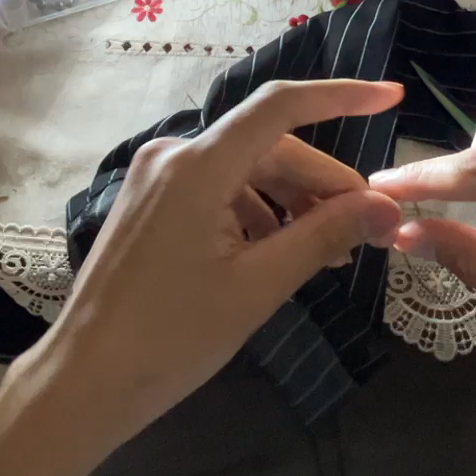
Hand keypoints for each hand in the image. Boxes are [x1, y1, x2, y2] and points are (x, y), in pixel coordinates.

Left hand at [0, 80, 403, 475]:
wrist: (85, 379)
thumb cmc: (171, 337)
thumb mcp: (258, 286)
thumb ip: (324, 236)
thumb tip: (387, 207)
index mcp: (197, 164)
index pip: (280, 106)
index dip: (340, 96)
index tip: (390, 97)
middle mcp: (174, 152)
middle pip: (268, 147)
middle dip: (319, 183)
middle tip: (363, 230)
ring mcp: (157, 174)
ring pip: (245, 169)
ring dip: (289, 201)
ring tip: (325, 251)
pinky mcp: (152, 197)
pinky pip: (218, 187)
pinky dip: (255, 210)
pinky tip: (275, 249)